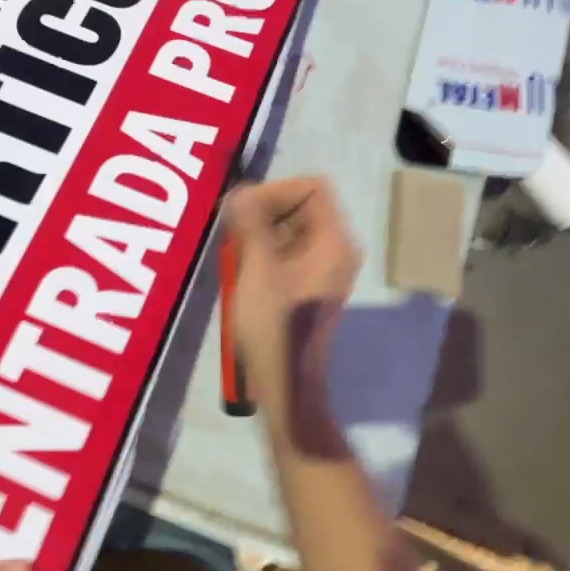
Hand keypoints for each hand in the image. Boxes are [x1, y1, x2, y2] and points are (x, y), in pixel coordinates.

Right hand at [225, 176, 359, 356]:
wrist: (286, 383)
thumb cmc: (274, 326)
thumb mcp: (257, 269)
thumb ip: (250, 223)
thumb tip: (241, 191)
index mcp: (333, 241)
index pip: (313, 187)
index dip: (276, 190)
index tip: (243, 210)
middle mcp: (337, 249)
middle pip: (302, 205)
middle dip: (264, 209)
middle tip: (232, 230)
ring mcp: (325, 268)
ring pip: (292, 227)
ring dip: (260, 230)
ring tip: (234, 249)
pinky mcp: (310, 284)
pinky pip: (289, 249)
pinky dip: (265, 249)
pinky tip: (243, 266)